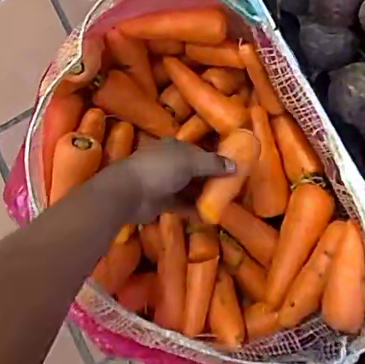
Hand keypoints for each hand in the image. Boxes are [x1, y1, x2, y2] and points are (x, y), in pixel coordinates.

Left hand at [99, 139, 234, 222]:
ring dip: (204, 195)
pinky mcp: (162, 201)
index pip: (201, 151)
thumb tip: (235, 165)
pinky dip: (195, 209)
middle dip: (212, 179)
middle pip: (196, 171)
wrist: (129, 192)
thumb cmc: (160, 169)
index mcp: (176, 147)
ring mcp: (166, 182)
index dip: (216, 160)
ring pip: (190, 188)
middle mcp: (171, 162)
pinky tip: (209, 216)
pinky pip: (183, 204)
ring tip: (224, 204)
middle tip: (233, 189)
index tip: (234, 170)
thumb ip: (213, 164)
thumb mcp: (190, 162)